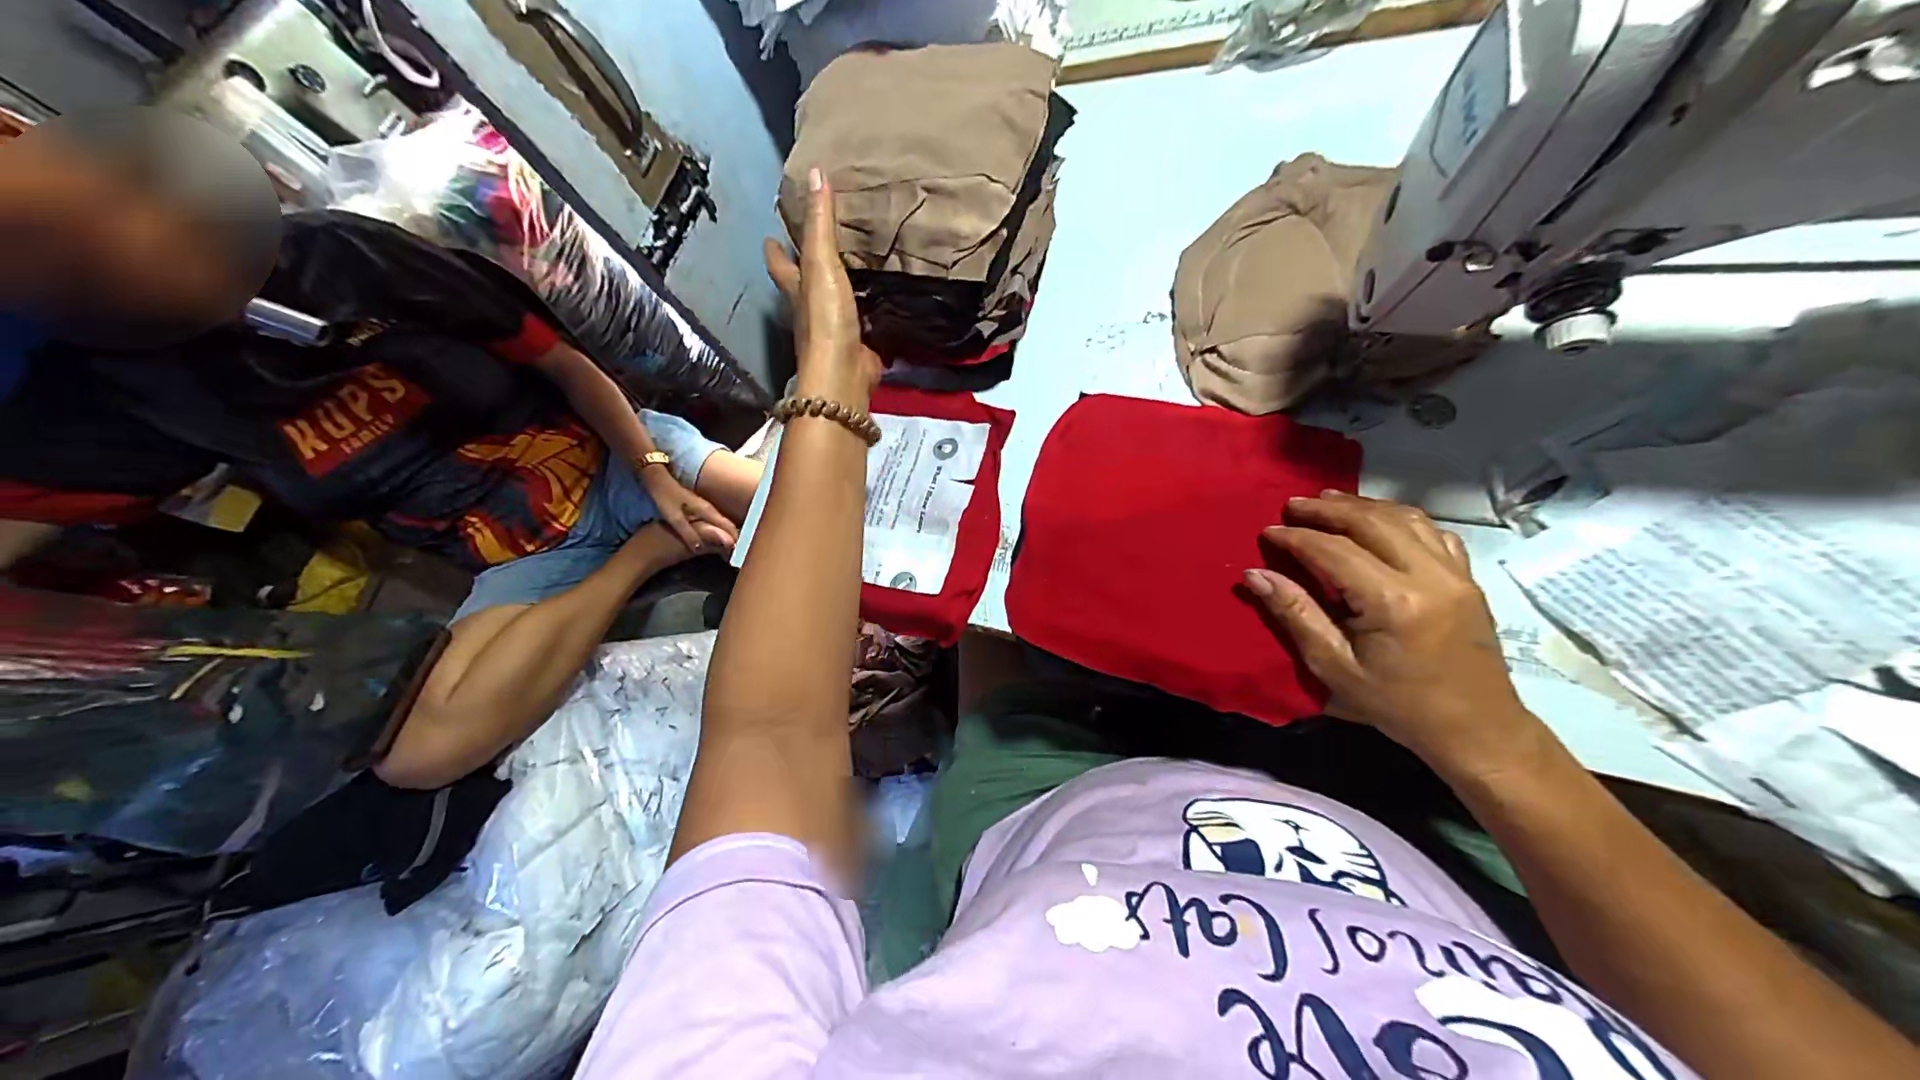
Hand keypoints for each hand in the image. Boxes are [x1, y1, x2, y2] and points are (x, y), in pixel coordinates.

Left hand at [640, 465, 737, 554]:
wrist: (658, 479)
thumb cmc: (666, 498)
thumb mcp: (675, 518)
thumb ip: (689, 533)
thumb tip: (701, 549)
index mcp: (708, 512)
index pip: (729, 527)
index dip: (734, 540)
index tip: (736, 554)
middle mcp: (710, 509)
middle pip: (728, 525)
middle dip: (733, 539)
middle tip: (732, 555)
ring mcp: (706, 507)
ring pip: (722, 523)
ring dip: (726, 535)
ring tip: (726, 549)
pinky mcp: (700, 508)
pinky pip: (715, 521)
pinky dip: (719, 530)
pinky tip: (714, 537)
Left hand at [763, 167, 882, 405]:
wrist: (844, 374)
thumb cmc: (826, 319)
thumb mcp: (821, 264)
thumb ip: (821, 224)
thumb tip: (816, 173)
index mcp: (796, 290)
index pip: (780, 263)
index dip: (774, 249)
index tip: (771, 234)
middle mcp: (810, 311)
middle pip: (803, 284)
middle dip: (806, 268)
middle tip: (817, 247)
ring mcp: (834, 331)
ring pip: (833, 303)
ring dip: (840, 289)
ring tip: (855, 268)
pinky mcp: (858, 346)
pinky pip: (863, 323)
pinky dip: (869, 313)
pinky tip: (881, 304)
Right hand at [1244, 492, 1547, 779]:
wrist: (1476, 728)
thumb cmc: (1398, 705)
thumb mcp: (1334, 667)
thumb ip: (1296, 614)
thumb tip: (1256, 575)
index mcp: (1393, 601)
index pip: (1334, 551)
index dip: (1297, 537)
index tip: (1268, 531)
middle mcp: (1428, 576)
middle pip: (1371, 522)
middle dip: (1326, 509)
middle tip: (1292, 505)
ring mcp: (1454, 573)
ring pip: (1404, 518)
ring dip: (1362, 506)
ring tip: (1328, 501)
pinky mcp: (1467, 578)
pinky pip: (1432, 532)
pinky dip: (1399, 518)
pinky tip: (1378, 520)